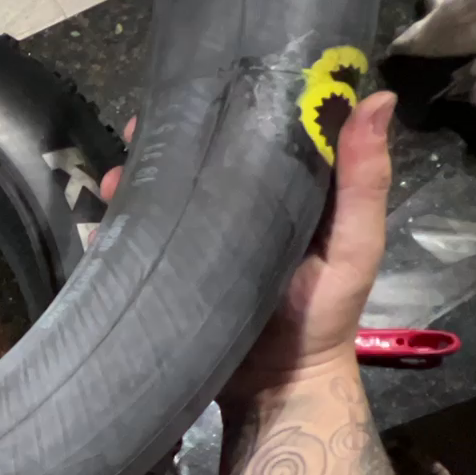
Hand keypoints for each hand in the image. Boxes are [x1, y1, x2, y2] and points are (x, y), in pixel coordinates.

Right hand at [97, 92, 397, 395]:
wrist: (276, 387)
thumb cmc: (323, 314)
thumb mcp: (354, 244)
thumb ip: (362, 182)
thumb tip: (375, 99)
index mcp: (282, 193)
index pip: (252, 138)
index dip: (229, 108)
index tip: (203, 87)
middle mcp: (234, 213)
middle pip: (195, 167)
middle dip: (163, 146)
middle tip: (135, 132)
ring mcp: (197, 247)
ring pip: (161, 204)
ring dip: (134, 186)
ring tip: (113, 179)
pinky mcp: (170, 279)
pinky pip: (140, 249)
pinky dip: (118, 234)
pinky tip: (100, 225)